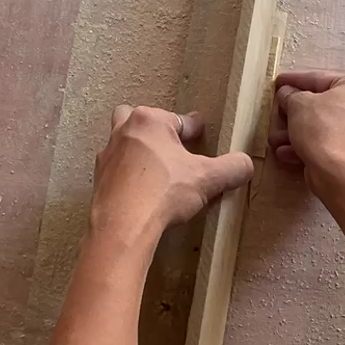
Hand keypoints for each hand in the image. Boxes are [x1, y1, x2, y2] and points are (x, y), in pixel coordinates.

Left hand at [91, 106, 253, 237]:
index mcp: (150, 121)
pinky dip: (128, 174)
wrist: (123, 226)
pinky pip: (115, 169)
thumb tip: (245, 165)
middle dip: (155, 129)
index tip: (201, 133)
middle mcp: (124, 131)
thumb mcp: (208, 179)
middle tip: (171, 145)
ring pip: (124, 142)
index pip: (181, 120)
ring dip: (139, 150)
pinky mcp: (98, 179)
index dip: (196, 129)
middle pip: (141, 119)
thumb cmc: (162, 193)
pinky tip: (140, 190)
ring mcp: (107, 155)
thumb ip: (232, 168)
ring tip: (156, 168)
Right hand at [266, 70, 344, 188]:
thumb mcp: (299, 104)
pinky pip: (324, 144)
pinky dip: (305, 147)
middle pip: (320, 105)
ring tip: (275, 139)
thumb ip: (291, 95)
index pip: (320, 78)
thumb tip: (286, 93)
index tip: (278, 82)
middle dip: (293, 112)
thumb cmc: (322, 128)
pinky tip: (284, 153)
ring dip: (294, 133)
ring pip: (320, 127)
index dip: (295, 79)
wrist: (338, 172)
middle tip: (277, 111)